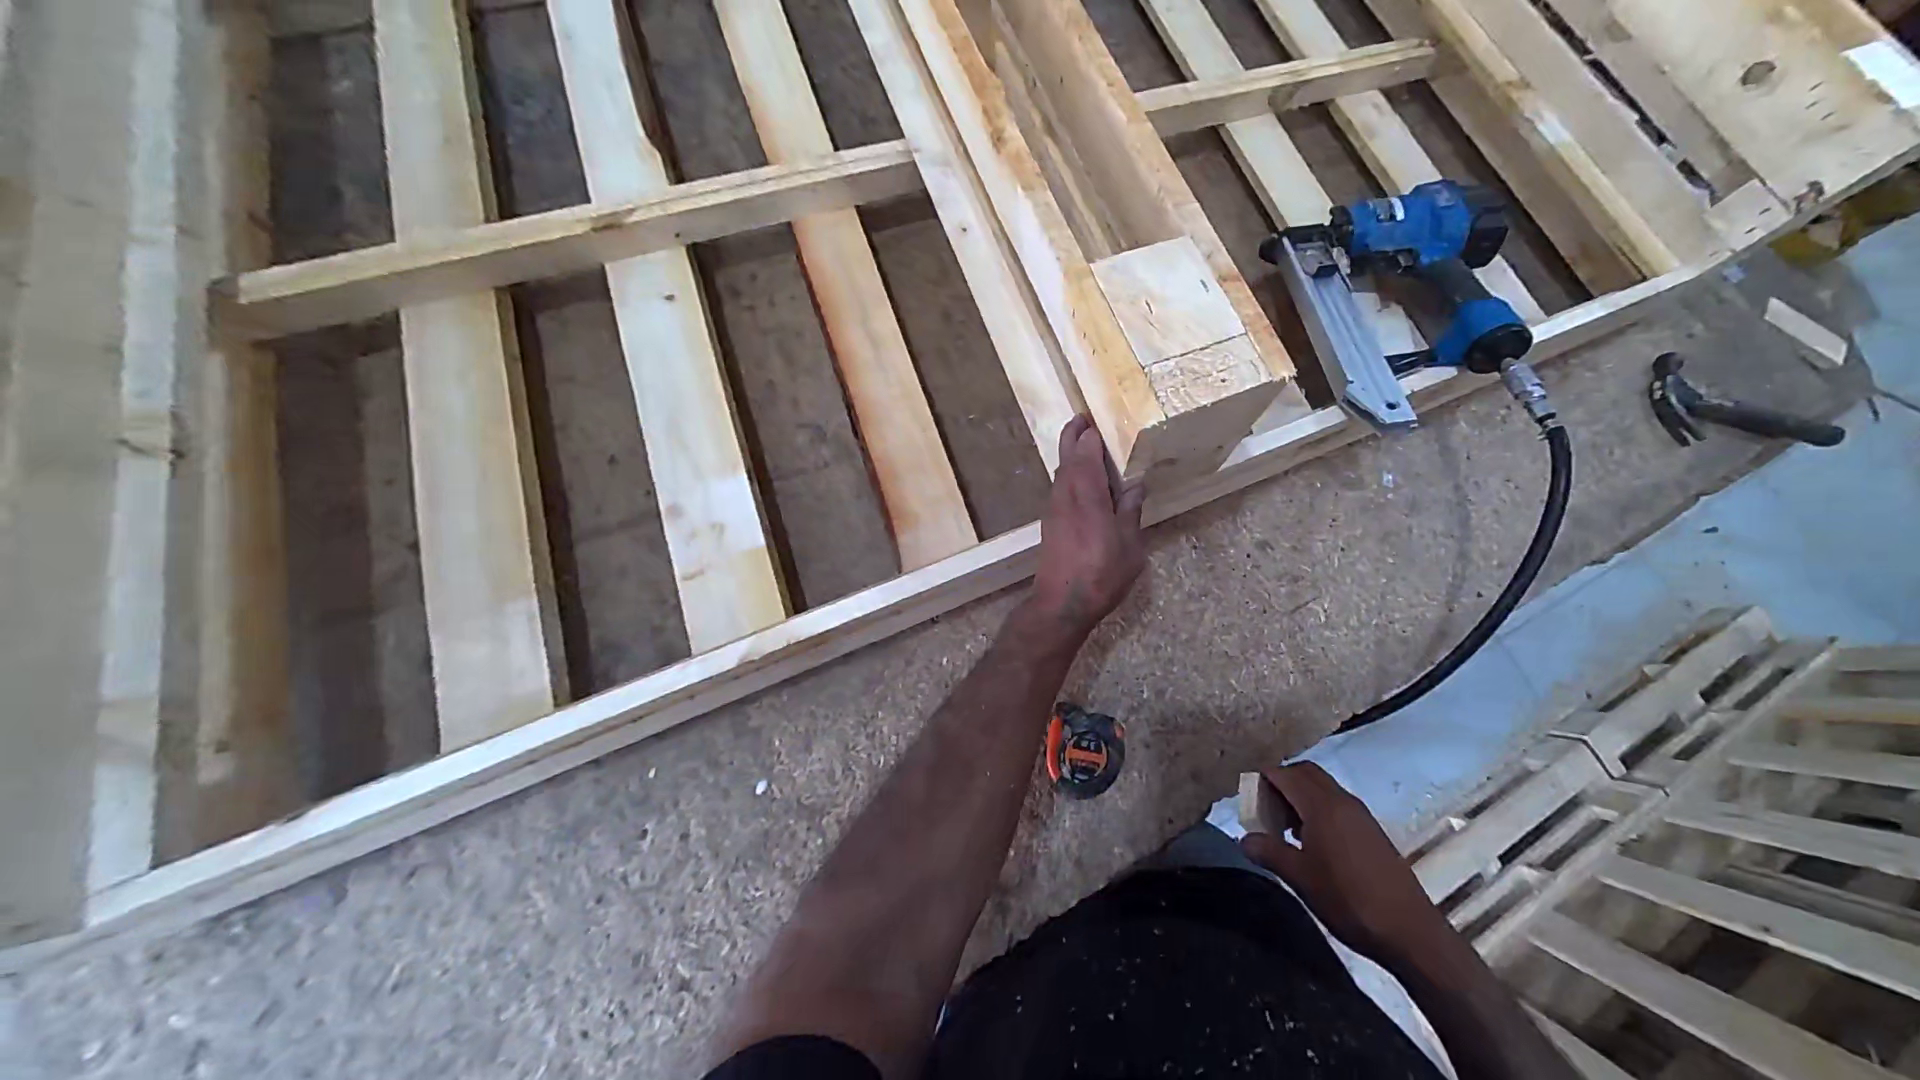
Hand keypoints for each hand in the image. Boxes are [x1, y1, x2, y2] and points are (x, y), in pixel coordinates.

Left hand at [1028, 416, 1146, 638]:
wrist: (1061, 604)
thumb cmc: (1101, 572)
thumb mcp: (1129, 543)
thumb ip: (1130, 511)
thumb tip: (1136, 485)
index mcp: (1085, 492)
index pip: (1084, 451)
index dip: (1090, 433)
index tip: (1096, 418)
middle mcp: (1064, 494)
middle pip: (1066, 456)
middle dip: (1073, 436)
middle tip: (1082, 419)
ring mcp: (1053, 509)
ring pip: (1060, 473)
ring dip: (1070, 456)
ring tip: (1086, 447)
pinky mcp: (1050, 524)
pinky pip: (1059, 489)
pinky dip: (1069, 476)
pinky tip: (1082, 484)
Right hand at [1241, 763, 1447, 964]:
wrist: (1411, 933)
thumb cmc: (1349, 900)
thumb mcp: (1300, 878)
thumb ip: (1269, 852)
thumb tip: (1245, 839)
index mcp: (1323, 806)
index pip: (1285, 774)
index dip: (1262, 780)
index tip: (1248, 801)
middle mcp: (1343, 802)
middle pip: (1306, 774)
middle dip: (1281, 783)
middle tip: (1265, 810)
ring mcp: (1361, 816)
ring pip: (1323, 789)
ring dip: (1300, 798)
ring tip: (1285, 830)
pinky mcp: (1372, 833)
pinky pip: (1337, 806)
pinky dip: (1317, 811)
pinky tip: (1312, 844)